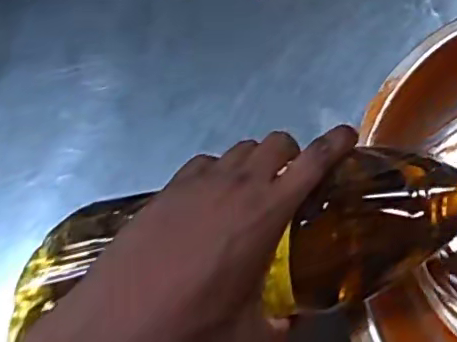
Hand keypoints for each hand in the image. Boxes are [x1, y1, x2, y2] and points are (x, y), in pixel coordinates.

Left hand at [25, 125, 357, 341]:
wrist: (107, 332)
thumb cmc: (186, 331)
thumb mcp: (245, 336)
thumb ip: (280, 328)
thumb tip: (298, 328)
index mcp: (267, 211)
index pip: (314, 159)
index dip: (337, 141)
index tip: (350, 135)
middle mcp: (239, 183)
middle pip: (278, 141)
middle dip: (293, 153)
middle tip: (292, 180)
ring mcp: (201, 181)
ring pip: (242, 148)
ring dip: (256, 161)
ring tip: (249, 193)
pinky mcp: (169, 187)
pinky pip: (206, 162)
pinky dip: (217, 171)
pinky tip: (207, 202)